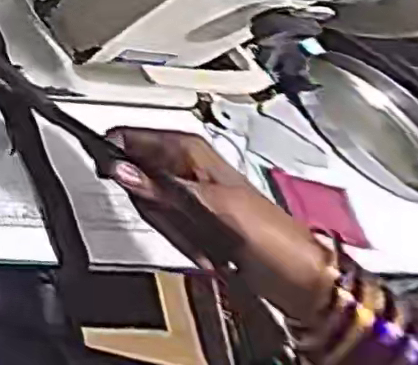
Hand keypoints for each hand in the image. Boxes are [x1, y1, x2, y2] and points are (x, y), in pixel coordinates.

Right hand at [106, 128, 335, 324]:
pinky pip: (163, 220)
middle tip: (175, 222)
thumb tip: (119, 168)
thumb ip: (161, 188)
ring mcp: (186, 188)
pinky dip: (177, 238)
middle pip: (133, 171)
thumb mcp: (211, 208)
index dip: (114, 154)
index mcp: (188, 147)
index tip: (111, 177)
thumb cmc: (273, 238)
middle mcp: (183, 162)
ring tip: (197, 240)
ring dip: (169, 227)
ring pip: (147, 199)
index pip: (129, 135)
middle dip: (151, 204)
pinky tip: (200, 249)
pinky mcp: (191, 213)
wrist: (306, 283)